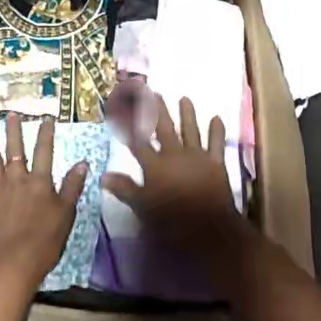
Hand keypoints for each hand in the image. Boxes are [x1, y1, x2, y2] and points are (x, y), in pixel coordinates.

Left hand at [0, 115, 88, 291]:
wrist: (11, 265)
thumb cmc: (44, 241)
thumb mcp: (66, 214)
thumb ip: (72, 187)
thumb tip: (82, 162)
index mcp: (39, 182)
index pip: (44, 151)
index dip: (46, 133)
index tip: (46, 117)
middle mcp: (16, 180)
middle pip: (14, 150)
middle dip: (14, 131)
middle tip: (10, 114)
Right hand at [104, 95, 246, 261]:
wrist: (208, 228)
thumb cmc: (171, 221)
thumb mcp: (142, 208)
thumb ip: (125, 189)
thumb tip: (103, 175)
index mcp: (155, 166)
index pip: (138, 141)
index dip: (130, 124)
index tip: (124, 107)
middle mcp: (174, 155)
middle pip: (164, 129)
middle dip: (157, 110)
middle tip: (153, 92)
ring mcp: (196, 157)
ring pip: (190, 130)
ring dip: (187, 113)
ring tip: (184, 98)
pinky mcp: (215, 163)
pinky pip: (216, 143)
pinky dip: (217, 130)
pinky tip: (217, 117)